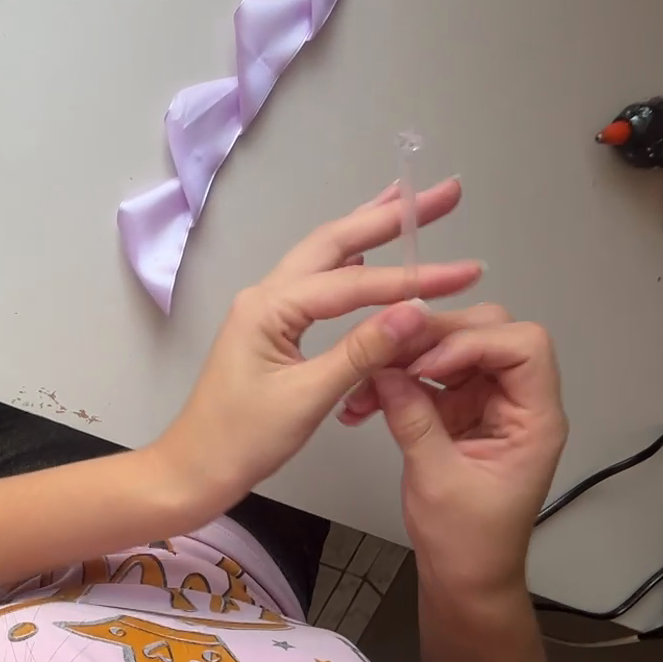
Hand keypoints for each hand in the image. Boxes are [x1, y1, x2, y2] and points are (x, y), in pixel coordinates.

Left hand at [152, 179, 481, 512]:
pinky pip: (315, 287)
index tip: (467, 271)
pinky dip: (349, 267)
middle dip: (388, 216)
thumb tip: (417, 311)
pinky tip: (367, 257)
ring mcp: (264, 311)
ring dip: (368, 232)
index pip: (353, 283)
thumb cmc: (241, 440)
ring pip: (323, 260)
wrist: (195, 468)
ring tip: (411, 206)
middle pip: (333, 244)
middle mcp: (263, 297)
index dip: (413, 277)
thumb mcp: (306, 398)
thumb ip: (362, 352)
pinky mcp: (269, 330)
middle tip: (446, 193)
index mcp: (268, 308)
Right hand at [365, 307, 567, 595]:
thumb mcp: (436, 478)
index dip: (473, 342)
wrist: (463, 575)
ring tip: (366, 380)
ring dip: (407, 358)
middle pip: (489, 334)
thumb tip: (384, 370)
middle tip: (388, 355)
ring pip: (452, 349)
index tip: (423, 366)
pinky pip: (427, 378)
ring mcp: (485, 404)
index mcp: (533, 418)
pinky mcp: (456, 412)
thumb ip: (412, 419)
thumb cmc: (466, 540)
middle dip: (434, 338)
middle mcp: (515, 401)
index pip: (522, 347)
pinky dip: (396, 381)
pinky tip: (364, 399)